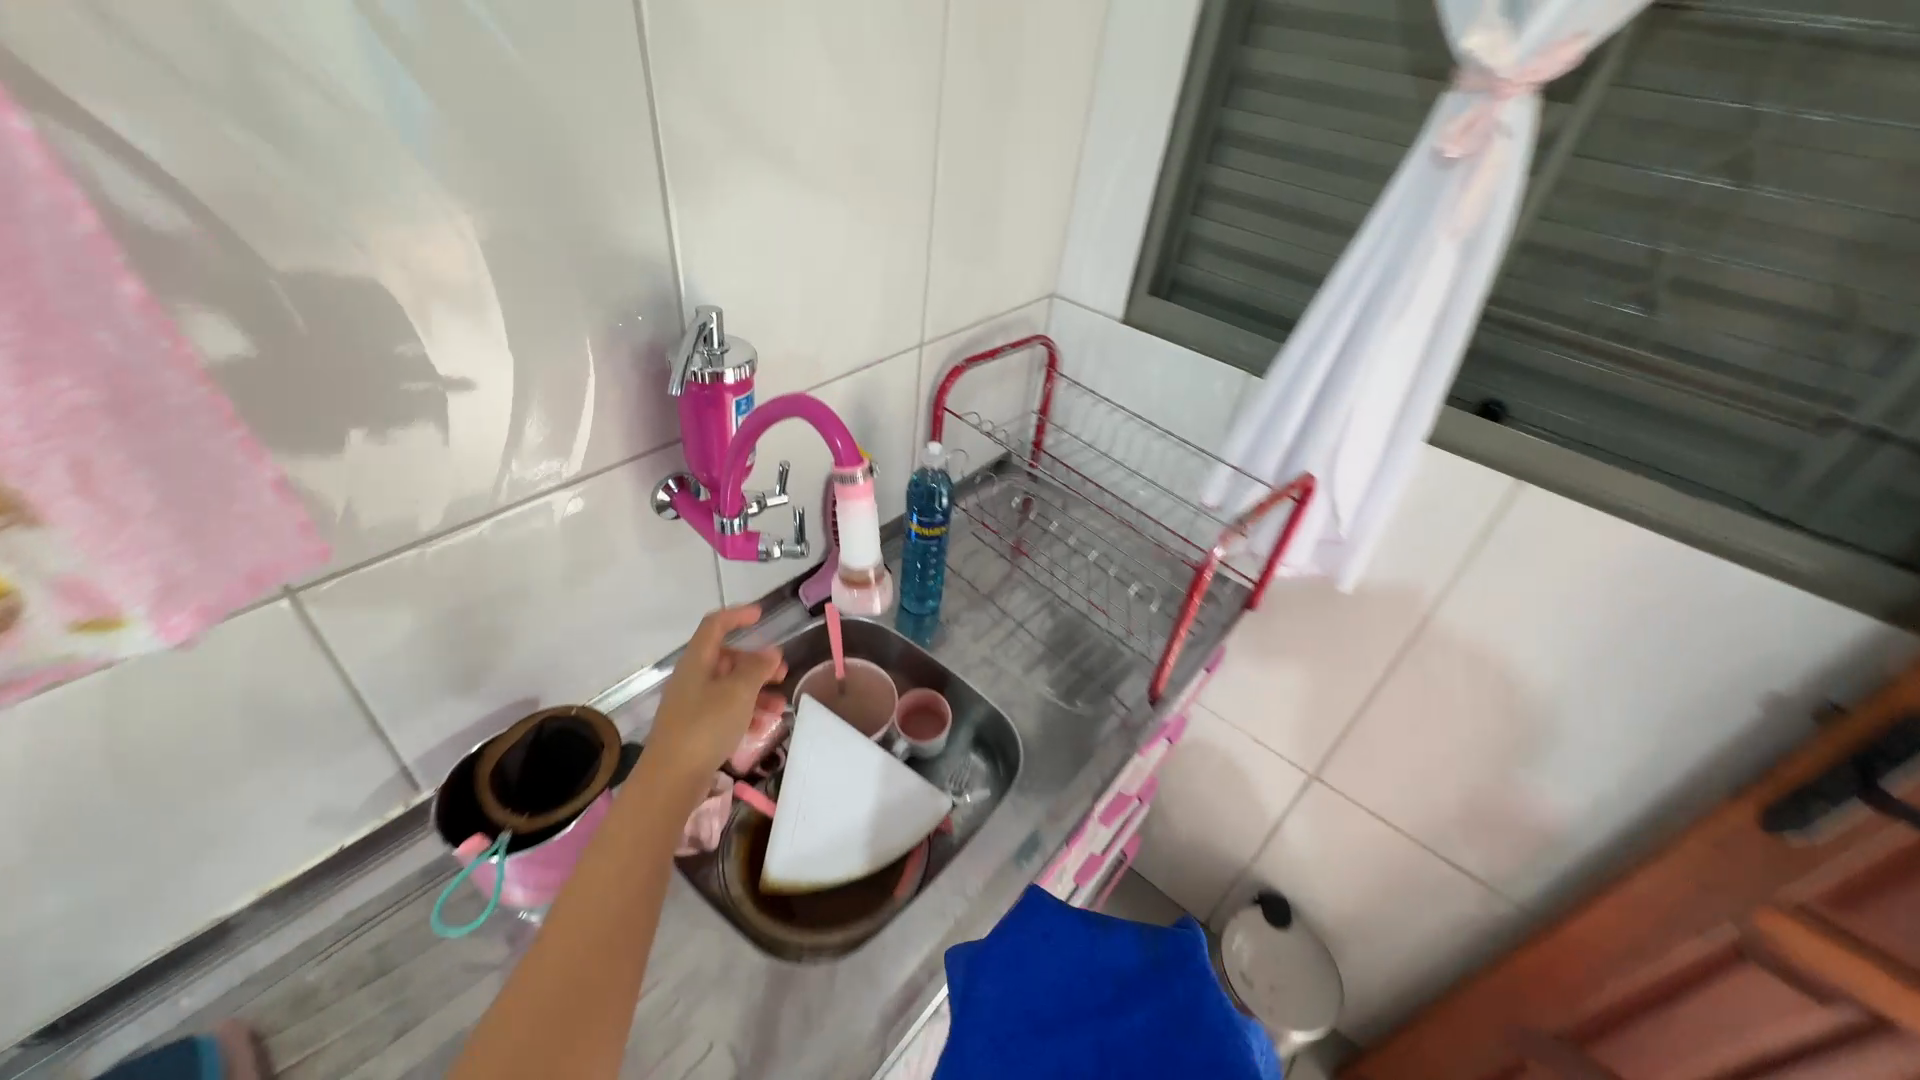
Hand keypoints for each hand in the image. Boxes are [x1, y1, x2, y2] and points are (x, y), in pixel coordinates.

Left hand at [642, 605, 787, 794]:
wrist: (672, 776)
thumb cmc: (706, 725)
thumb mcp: (739, 692)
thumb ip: (757, 668)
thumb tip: (771, 652)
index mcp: (698, 661)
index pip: (715, 626)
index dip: (737, 616)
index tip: (761, 615)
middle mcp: (692, 678)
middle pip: (726, 658)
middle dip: (756, 663)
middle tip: (782, 673)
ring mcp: (692, 704)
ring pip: (729, 686)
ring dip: (756, 691)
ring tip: (780, 706)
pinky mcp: (695, 728)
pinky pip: (725, 710)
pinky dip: (745, 711)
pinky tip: (763, 725)